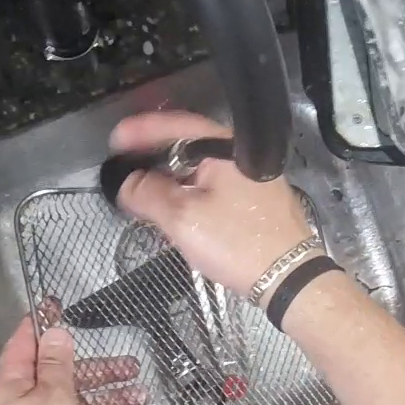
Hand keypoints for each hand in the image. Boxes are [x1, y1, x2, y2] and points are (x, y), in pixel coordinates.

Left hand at [0, 315, 144, 404]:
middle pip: (62, 377)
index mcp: (13, 386)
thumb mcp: (54, 399)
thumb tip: (55, 332)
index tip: (59, 307)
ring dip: (110, 400)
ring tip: (142, 396)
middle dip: (98, 370)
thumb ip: (57, 366)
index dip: (43, 325)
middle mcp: (22, 403)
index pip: (24, 344)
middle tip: (131, 364)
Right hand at [110, 111, 314, 296]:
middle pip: (186, 149)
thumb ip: (148, 195)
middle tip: (125, 173)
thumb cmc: (239, 244)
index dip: (140, 132)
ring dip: (171, 184)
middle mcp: (240, 156)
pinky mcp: (255, 204)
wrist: (289, 278)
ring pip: (200, 173)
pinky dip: (191, 198)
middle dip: (153, 161)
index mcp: (224, 147)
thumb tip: (126, 184)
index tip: (115, 142)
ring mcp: (250, 180)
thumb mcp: (184, 219)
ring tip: (145, 199)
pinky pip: (214, 191)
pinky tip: (176, 215)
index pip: (174, 126)